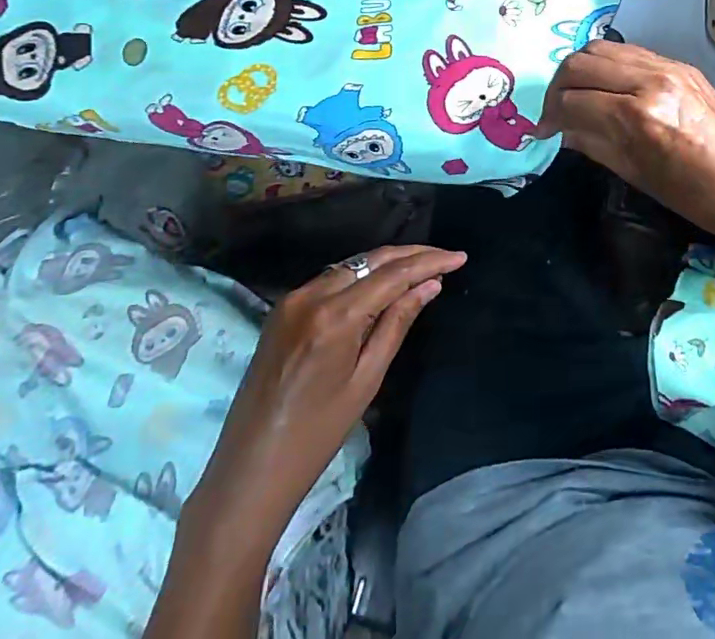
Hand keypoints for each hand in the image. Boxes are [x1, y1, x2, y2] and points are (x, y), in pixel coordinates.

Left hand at [191, 245, 464, 530]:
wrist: (254, 459)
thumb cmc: (319, 431)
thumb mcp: (367, 378)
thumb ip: (396, 323)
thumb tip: (429, 285)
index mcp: (334, 315)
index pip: (391, 274)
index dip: (429, 261)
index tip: (460, 257)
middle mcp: (310, 294)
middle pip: (369, 260)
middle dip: (410, 255)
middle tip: (446, 257)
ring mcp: (292, 298)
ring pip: (349, 266)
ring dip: (385, 264)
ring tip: (422, 269)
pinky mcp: (282, 308)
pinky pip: (329, 280)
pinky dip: (359, 277)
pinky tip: (381, 286)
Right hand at [538, 42, 714, 257]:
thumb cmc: (694, 197)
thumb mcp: (634, 174)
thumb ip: (591, 142)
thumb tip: (560, 128)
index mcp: (638, 115)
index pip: (571, 100)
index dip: (548, 116)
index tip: (542, 131)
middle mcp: (651, 81)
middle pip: (580, 64)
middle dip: (557, 88)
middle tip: (554, 113)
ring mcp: (668, 68)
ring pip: (600, 49)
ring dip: (579, 71)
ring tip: (576, 97)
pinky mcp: (681, 65)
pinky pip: (628, 53)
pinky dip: (606, 66)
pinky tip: (605, 89)